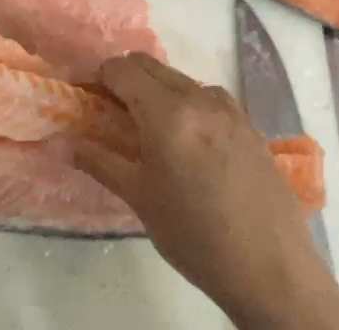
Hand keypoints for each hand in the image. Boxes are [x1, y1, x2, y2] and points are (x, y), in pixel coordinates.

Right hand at [74, 52, 338, 329]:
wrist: (274, 273)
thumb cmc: (196, 236)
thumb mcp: (139, 199)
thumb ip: (99, 162)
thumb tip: (64, 143)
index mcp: (166, 112)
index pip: (120, 69)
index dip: (98, 79)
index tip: (89, 101)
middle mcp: (199, 99)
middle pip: (149, 65)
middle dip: (125, 80)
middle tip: (113, 113)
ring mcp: (230, 111)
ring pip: (180, 79)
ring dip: (158, 90)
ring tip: (152, 131)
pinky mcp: (251, 128)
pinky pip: (208, 99)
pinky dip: (187, 105)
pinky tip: (190, 145)